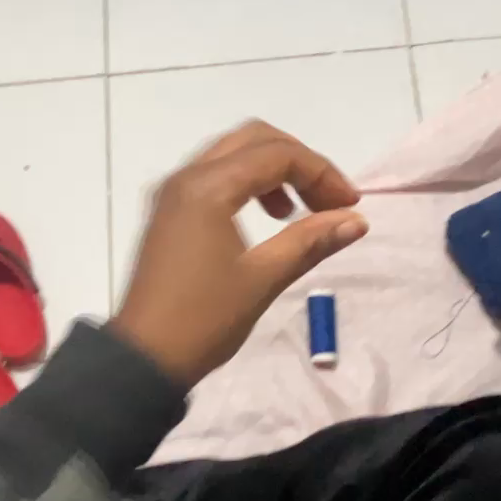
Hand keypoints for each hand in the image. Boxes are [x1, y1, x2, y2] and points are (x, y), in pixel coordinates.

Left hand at [110, 121, 365, 387]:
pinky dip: (245, 186)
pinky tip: (265, 220)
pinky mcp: (166, 216)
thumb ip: (309, 242)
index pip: (277, 155)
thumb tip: (356, 221)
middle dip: (298, 163)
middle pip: (253, 141)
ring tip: (296, 214)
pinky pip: (212, 179)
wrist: (145, 359)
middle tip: (329, 202)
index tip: (350, 206)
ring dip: (272, 173)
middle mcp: (185, 178)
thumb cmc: (203, 321)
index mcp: (206, 188)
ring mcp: (171, 195)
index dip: (322, 173)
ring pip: (231, 157)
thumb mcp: (262, 280)